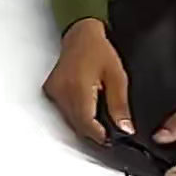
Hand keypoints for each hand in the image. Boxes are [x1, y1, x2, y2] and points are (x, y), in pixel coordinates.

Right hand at [42, 18, 130, 146]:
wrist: (81, 34)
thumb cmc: (98, 50)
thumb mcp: (118, 77)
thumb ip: (119, 105)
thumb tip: (124, 128)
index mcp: (77, 88)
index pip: (86, 123)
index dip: (100, 136)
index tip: (112, 140)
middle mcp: (61, 91)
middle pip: (76, 125)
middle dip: (93, 132)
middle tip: (110, 133)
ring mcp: (54, 91)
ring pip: (69, 120)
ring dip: (84, 124)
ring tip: (101, 121)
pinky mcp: (51, 90)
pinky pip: (63, 110)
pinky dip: (76, 114)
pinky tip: (87, 109)